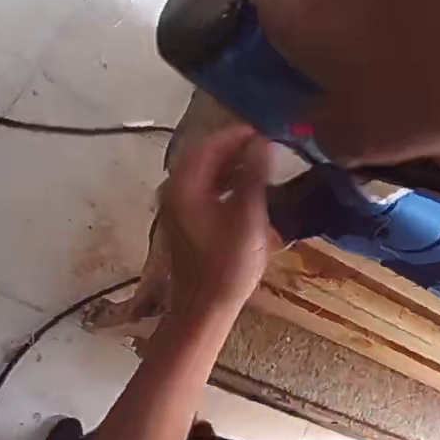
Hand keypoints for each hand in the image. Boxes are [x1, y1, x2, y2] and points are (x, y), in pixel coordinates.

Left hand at [157, 123, 272, 321]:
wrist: (205, 309)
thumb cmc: (228, 267)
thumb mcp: (248, 219)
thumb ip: (255, 178)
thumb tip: (262, 142)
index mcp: (185, 188)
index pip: (208, 146)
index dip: (235, 134)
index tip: (263, 131)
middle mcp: (175, 193)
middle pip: (203, 157)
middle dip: (233, 148)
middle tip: (265, 146)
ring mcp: (177, 209)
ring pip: (204, 174)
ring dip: (230, 166)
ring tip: (260, 165)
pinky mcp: (185, 223)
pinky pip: (205, 191)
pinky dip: (225, 184)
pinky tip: (246, 191)